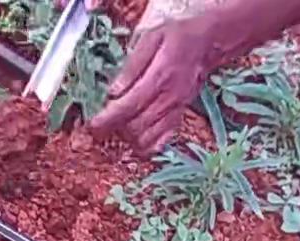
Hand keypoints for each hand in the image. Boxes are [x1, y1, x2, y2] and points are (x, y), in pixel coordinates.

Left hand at [90, 13, 227, 152]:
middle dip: (116, 129)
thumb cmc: (176, 36)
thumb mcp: (151, 37)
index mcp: (159, 77)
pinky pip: (159, 143)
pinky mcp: (177, 120)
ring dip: (128, 138)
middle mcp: (168, 99)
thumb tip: (113, 92)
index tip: (93, 126)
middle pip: (135, 127)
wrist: (206, 43)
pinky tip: (136, 137)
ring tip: (120, 124)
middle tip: (105, 122)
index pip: (129, 106)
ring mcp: (174, 112)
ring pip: (145, 140)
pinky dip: (145, 145)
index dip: (108, 119)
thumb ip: (132, 66)